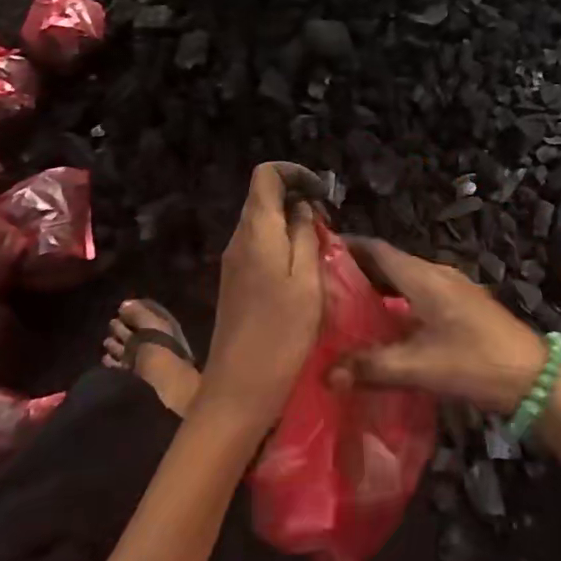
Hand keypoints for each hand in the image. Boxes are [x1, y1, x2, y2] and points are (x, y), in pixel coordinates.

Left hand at [196, 162, 325, 431]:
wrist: (238, 388)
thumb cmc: (280, 334)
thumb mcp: (306, 282)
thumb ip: (305, 236)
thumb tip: (302, 207)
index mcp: (256, 230)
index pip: (265, 175)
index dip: (294, 172)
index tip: (321, 192)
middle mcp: (238, 238)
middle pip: (263, 197)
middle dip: (296, 199)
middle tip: (328, 224)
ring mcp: (233, 260)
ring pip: (262, 223)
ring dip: (291, 224)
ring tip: (321, 247)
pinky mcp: (235, 281)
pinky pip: (259, 246)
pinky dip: (282, 245)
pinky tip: (302, 271)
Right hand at [331, 238, 548, 414]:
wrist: (538, 380)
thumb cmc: (475, 362)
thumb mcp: (420, 367)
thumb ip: (371, 367)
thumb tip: (325, 374)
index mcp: (422, 276)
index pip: (376, 248)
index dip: (347, 246)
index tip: (319, 251)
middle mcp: (435, 273)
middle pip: (388, 262)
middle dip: (358, 269)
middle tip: (325, 284)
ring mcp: (453, 288)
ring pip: (405, 279)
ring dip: (378, 286)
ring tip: (348, 305)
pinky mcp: (464, 306)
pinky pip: (419, 293)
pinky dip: (397, 300)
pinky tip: (388, 325)